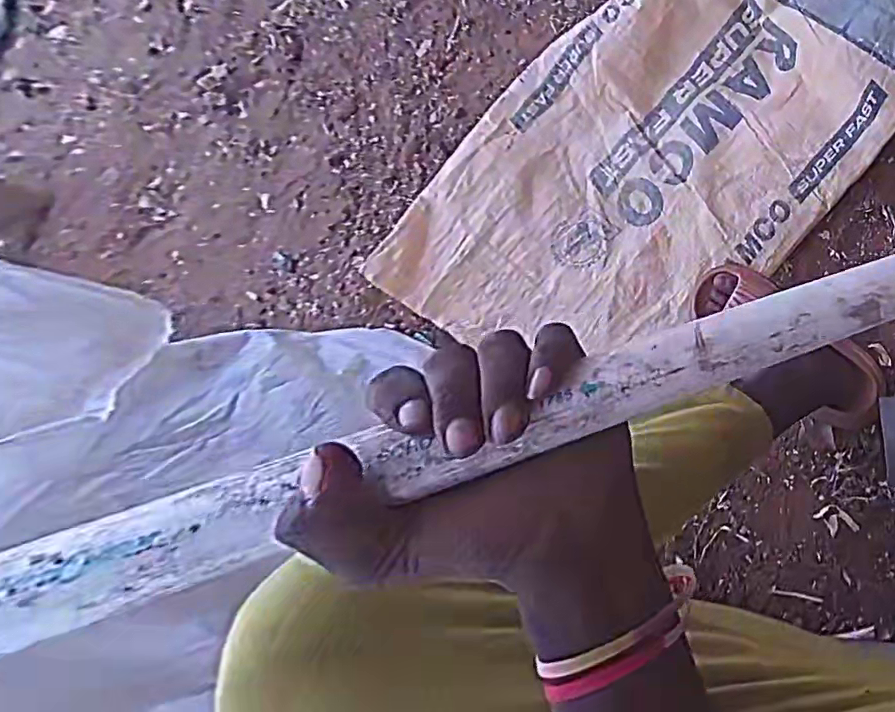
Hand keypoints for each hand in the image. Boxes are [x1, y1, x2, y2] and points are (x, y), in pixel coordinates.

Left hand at [276, 324, 666, 646]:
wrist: (567, 543)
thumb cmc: (484, 544)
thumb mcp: (387, 554)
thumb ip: (328, 524)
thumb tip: (320, 456)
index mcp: (426, 427)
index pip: (397, 383)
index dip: (401, 394)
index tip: (416, 427)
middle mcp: (474, 395)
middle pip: (449, 358)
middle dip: (454, 396)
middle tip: (467, 446)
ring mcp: (524, 381)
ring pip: (500, 345)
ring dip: (500, 383)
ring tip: (511, 433)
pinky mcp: (574, 373)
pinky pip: (557, 338)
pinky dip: (548, 356)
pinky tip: (544, 391)